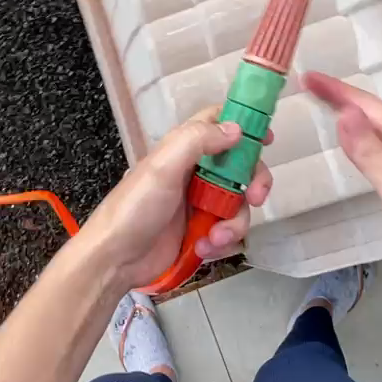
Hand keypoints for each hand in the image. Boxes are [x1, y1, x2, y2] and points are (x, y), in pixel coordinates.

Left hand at [74, 109, 272, 291]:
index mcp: (181, 148)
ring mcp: (197, 201)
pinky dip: (223, 239)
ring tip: (216, 237)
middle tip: (255, 197)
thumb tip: (236, 128)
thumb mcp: (162, 167)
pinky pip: (227, 229)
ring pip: (237, 202)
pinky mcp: (199, 229)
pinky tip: (205, 247)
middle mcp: (193, 171)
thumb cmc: (133, 208)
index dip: (242, 123)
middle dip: (253, 181)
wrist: (114, 259)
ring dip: (234, 221)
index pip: (216, 123)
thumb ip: (197, 142)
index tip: (267, 137)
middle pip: (240, 165)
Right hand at [304, 72, 381, 300]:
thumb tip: (344, 112)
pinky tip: (356, 145)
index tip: (307, 77)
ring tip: (325, 107)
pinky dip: (364, 139)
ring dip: (352, 117)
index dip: (336, 90)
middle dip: (341, 98)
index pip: (368, 106)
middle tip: (309, 87)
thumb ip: (371, 154)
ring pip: (380, 130)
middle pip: (374, 113)